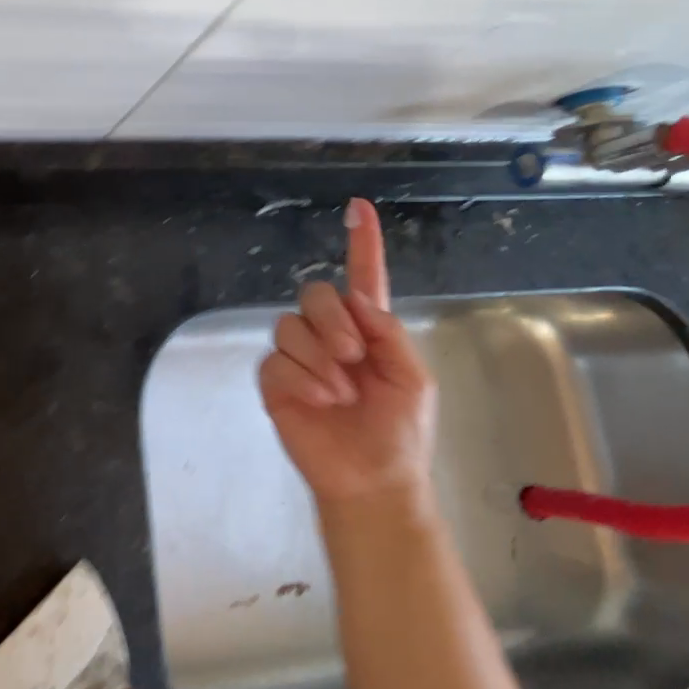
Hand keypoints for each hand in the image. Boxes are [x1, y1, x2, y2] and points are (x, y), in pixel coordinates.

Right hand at [258, 198, 435, 505]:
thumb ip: (388, 334)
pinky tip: (320, 401)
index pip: (362, 278)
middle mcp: (329, 336)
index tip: (359, 208)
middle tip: (353, 356)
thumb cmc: (401, 433)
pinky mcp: (275, 383)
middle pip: (313, 294)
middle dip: (332, 320)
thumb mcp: (413, 379)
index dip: (362, 243)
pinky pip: (276, 361)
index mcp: (367, 330)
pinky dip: (301, 379)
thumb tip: (356, 299)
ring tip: (340, 393)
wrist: (373, 480)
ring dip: (319, 358)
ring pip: (290, 327)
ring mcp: (298, 359)